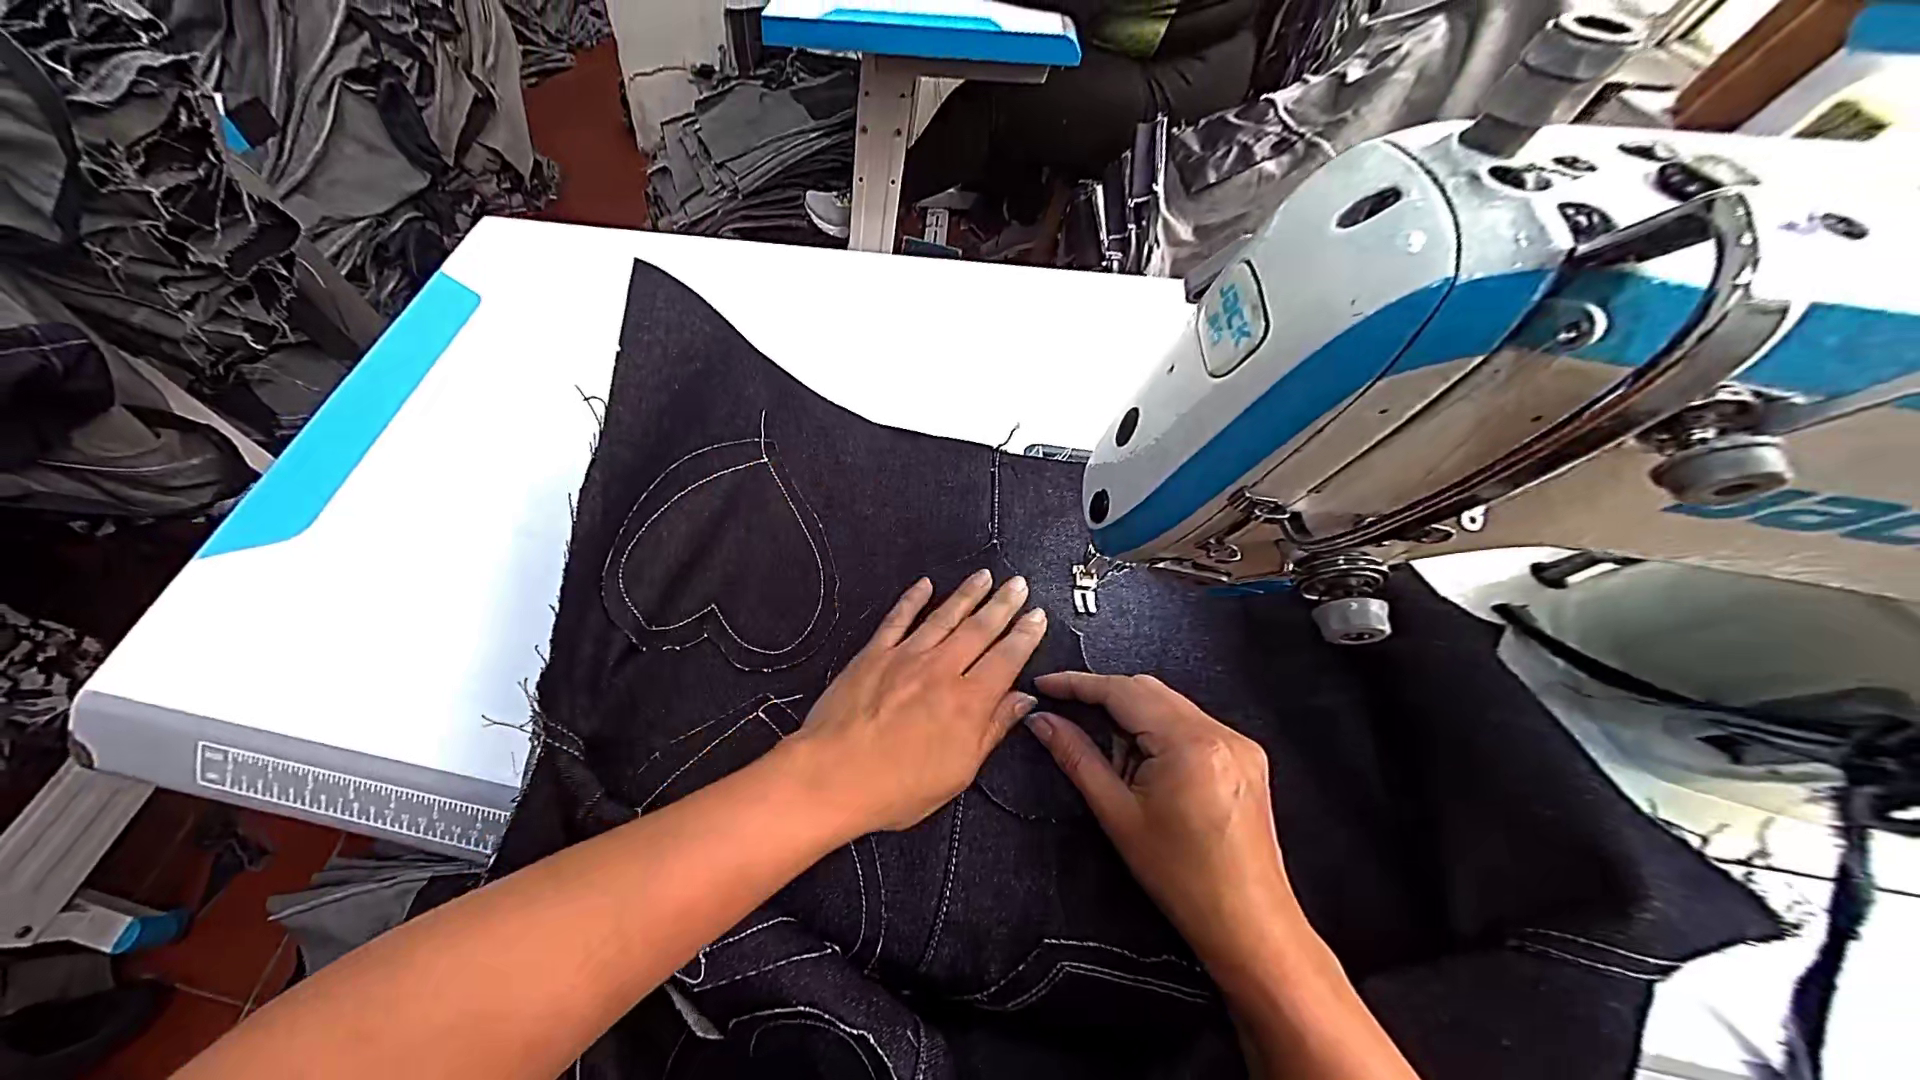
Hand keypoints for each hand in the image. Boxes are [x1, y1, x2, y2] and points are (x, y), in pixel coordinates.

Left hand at [781, 571, 1047, 833]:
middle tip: (1018, 585)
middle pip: (980, 628)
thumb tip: (1022, 701)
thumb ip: (993, 729)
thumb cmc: (897, 785)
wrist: (833, 775)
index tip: (1037, 616)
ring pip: (944, 616)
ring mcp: (906, 657)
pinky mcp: (874, 654)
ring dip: (967, 594)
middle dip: (1003, 604)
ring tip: (984, 577)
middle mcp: (941, 670)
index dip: (1026, 634)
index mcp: (968, 701)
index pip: (1007, 657)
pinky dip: (912, 599)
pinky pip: (898, 619)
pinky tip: (925, 584)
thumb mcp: (959, 770)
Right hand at [1025, 672, 1303, 960]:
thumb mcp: (1117, 814)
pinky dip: (1159, 730)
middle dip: (1104, 698)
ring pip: (1168, 703)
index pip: (1122, 690)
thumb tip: (1044, 722)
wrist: (1250, 926)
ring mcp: (1238, 742)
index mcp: (1189, 743)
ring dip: (1132, 717)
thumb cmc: (1185, 880)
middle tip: (1068, 718)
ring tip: (1115, 760)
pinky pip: (1191, 722)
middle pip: (1147, 689)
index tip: (1047, 685)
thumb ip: (1076, 757)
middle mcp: (1221, 732)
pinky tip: (1146, 765)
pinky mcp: (1246, 755)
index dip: (1078, 684)